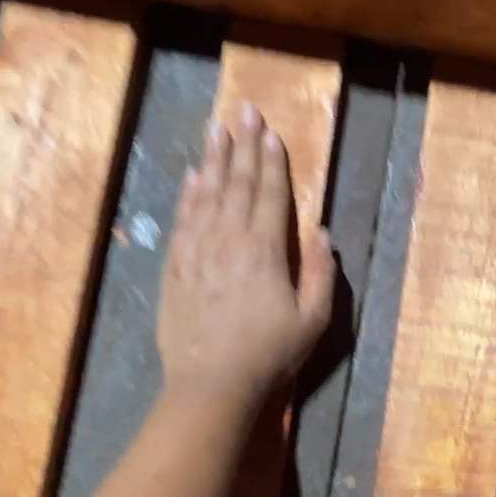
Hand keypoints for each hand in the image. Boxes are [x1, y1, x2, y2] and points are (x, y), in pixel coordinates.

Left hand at [158, 102, 334, 405]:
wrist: (210, 384)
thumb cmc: (269, 354)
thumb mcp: (313, 321)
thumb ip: (320, 274)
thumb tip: (320, 233)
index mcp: (266, 251)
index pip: (270, 195)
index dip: (271, 162)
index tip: (271, 133)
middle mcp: (229, 241)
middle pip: (237, 184)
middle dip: (243, 146)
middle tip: (245, 112)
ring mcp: (197, 251)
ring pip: (206, 194)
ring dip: (214, 159)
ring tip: (217, 129)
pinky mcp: (175, 267)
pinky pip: (181, 220)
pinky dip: (187, 194)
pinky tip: (192, 176)